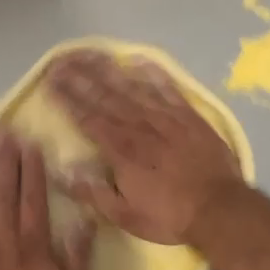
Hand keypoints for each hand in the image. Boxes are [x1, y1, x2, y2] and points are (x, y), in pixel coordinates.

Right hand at [47, 49, 245, 245]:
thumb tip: (63, 171)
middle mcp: (139, 126)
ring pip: (132, 87)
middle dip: (80, 77)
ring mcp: (166, 117)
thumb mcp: (124, 215)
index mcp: (121, 149)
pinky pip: (168, 88)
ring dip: (109, 69)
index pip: (87, 118)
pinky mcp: (189, 115)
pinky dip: (153, 73)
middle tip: (62, 59)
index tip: (50, 82)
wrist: (220, 208)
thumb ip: (92, 192)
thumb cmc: (169, 216)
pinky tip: (139, 60)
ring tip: (90, 53)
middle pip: (105, 96)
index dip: (67, 99)